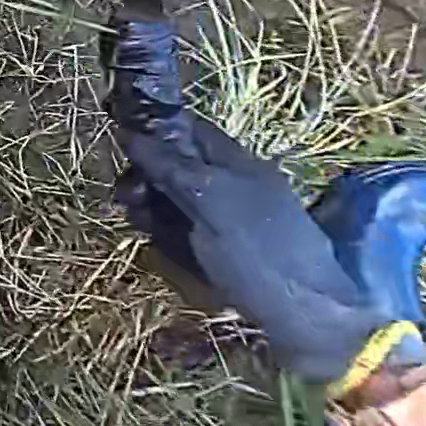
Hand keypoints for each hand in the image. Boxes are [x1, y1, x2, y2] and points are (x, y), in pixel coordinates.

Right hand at [105, 15, 395, 382]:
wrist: (315, 326)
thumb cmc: (268, 255)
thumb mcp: (216, 205)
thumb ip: (172, 164)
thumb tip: (132, 127)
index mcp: (235, 162)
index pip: (181, 123)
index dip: (148, 111)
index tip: (109, 99)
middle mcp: (226, 179)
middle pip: (166, 155)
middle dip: (137, 163)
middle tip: (120, 186)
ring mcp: (218, 211)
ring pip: (162, 188)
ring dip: (141, 196)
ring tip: (132, 215)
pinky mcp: (212, 240)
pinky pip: (170, 218)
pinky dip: (153, 221)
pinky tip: (147, 232)